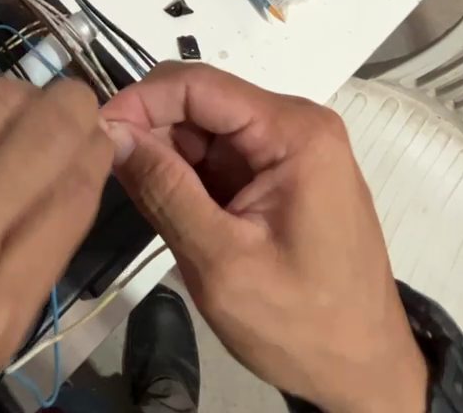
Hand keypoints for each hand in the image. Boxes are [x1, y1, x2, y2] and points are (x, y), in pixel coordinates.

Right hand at [100, 63, 426, 412]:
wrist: (365, 378)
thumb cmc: (303, 325)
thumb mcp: (222, 262)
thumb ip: (163, 190)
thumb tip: (110, 132)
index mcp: (294, 132)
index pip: (197, 85)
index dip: (140, 100)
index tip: (97, 132)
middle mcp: (292, 124)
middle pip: (198, 101)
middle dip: (149, 129)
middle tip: (109, 169)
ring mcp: (283, 147)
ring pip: (199, 126)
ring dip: (163, 154)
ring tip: (138, 195)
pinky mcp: (273, 171)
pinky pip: (213, 153)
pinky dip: (182, 173)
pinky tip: (166, 204)